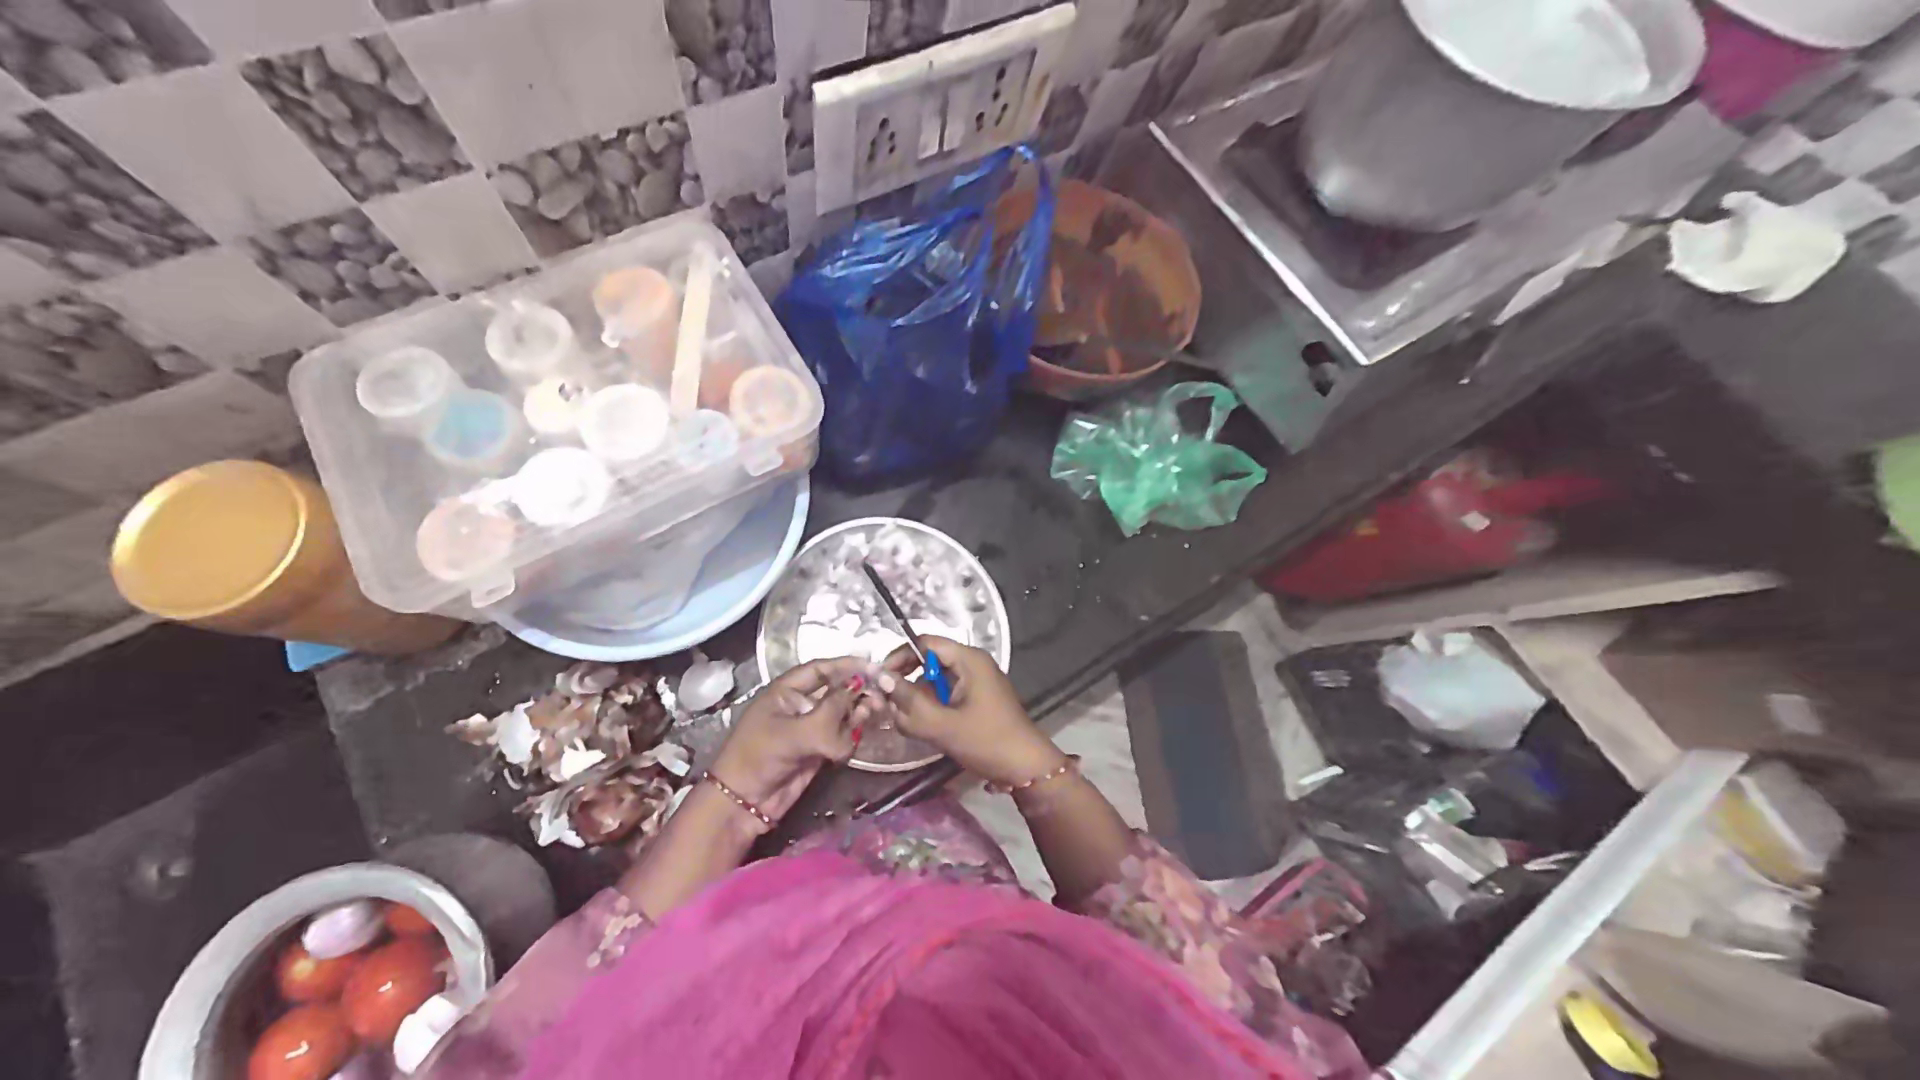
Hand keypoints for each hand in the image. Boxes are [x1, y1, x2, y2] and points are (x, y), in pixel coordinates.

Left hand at [709, 657, 879, 821]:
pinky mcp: (819, 752)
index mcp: (786, 691)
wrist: (743, 804)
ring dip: (858, 712)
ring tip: (872, 712)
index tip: (872, 666)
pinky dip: (852, 735)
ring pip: (842, 714)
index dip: (846, 665)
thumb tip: (858, 693)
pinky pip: (842, 737)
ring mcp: (810, 730)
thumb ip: (829, 712)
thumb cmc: (758, 757)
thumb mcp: (793, 732)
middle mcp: (800, 706)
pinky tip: (858, 734)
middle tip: (879, 694)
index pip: (820, 669)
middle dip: (857, 691)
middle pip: (836, 691)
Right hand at [880, 637, 1063, 787]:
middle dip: (907, 684)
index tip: (881, 680)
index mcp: (969, 659)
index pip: (925, 643)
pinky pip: (944, 696)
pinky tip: (923, 729)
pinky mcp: (974, 701)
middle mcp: (971, 664)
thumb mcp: (942, 724)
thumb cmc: (987, 741)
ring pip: (933, 683)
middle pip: (928, 663)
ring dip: (918, 701)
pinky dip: (931, 710)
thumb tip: (879, 678)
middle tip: (890, 706)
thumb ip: (909, 701)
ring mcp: (974, 683)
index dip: (900, 657)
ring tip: (908, 724)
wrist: (1026, 769)